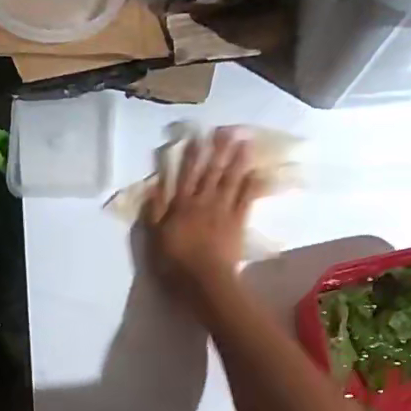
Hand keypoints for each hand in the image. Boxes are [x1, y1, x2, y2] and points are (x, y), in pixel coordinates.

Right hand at [144, 128, 260, 304]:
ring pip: (231, 179)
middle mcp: (203, 201)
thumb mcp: (154, 237)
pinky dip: (252, 184)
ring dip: (238, 160)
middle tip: (227, 129)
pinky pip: (246, 198)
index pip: (185, 174)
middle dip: (219, 149)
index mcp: (181, 205)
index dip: (192, 154)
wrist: (204, 281)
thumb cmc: (174, 262)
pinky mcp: (238, 222)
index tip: (197, 136)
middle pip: (212, 171)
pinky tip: (257, 172)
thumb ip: (154, 211)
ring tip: (245, 142)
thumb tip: (153, 187)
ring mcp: (223, 210)